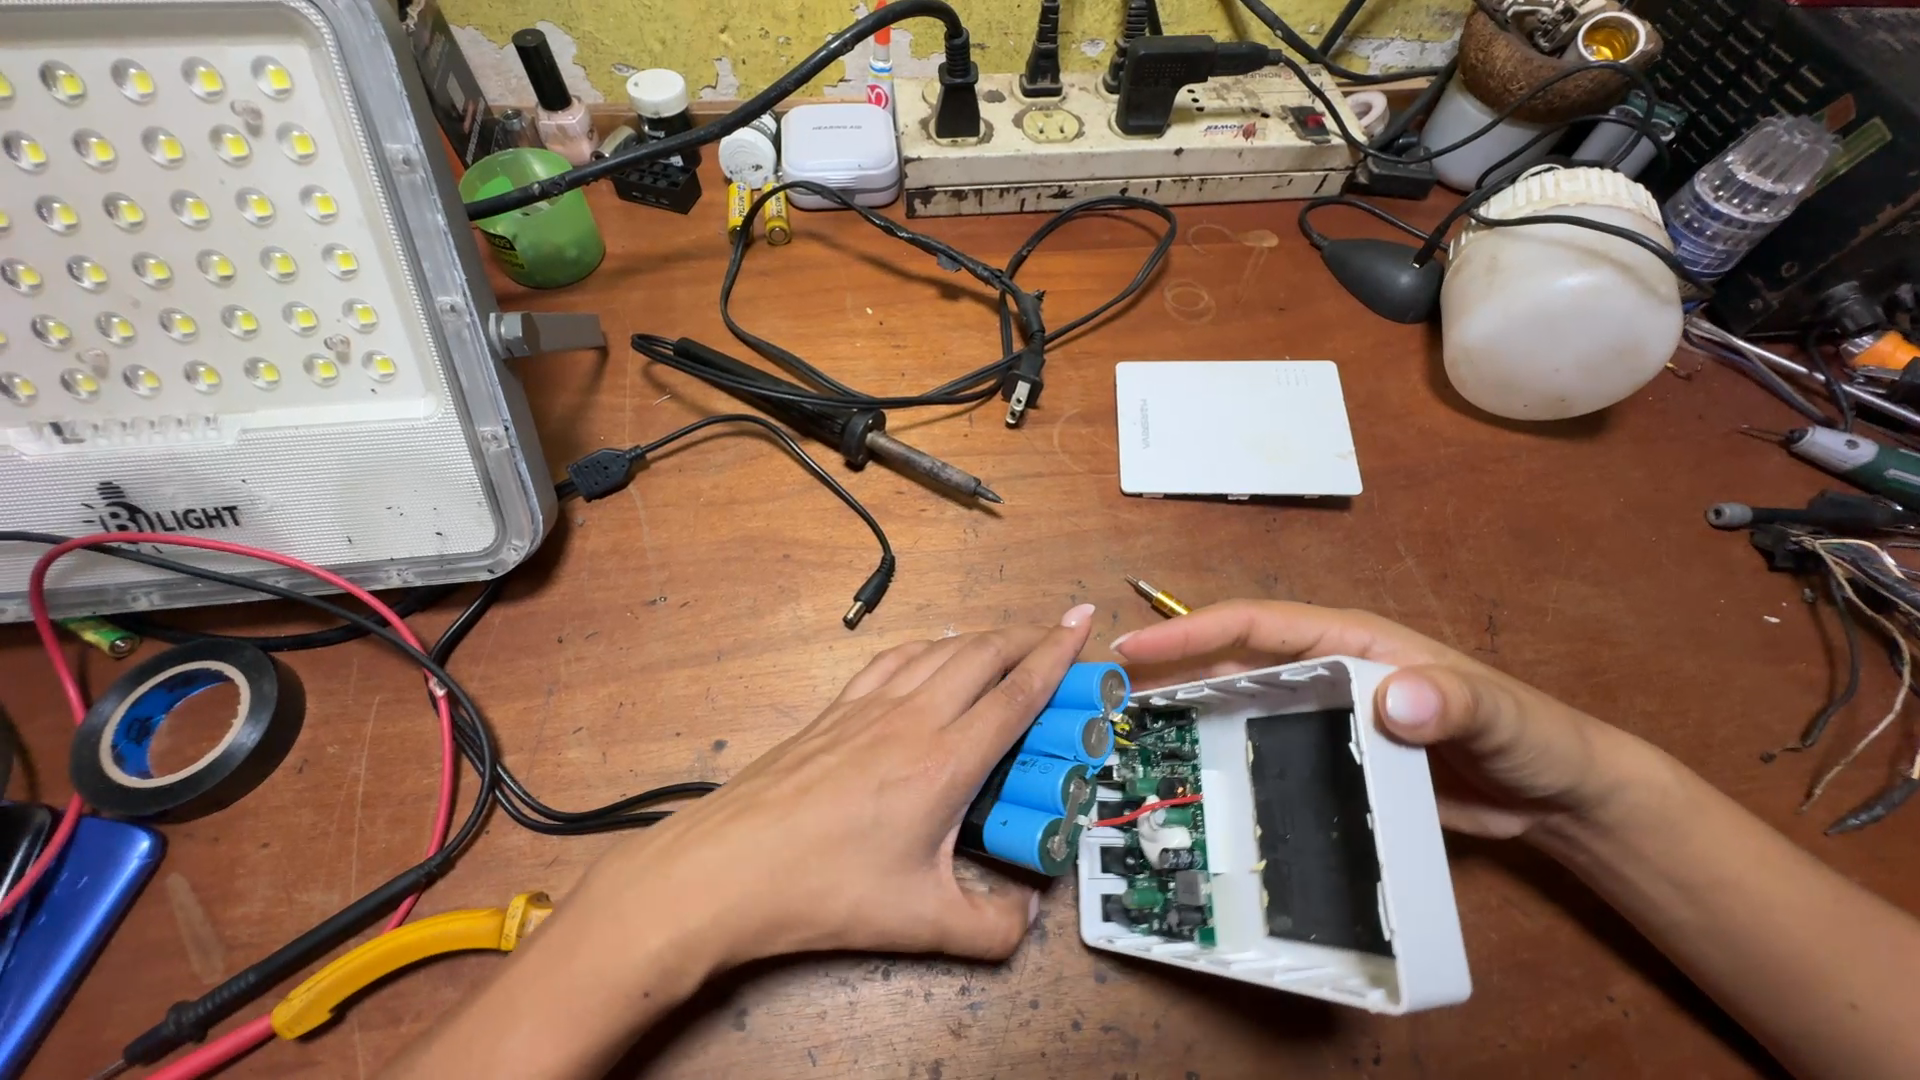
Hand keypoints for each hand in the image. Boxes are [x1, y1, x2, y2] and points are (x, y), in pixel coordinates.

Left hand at [571, 603, 1099, 970]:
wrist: (727, 869)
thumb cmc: (825, 890)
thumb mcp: (920, 924)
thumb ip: (991, 927)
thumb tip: (1027, 920)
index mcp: (944, 761)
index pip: (1016, 692)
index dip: (1056, 654)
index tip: (1081, 622)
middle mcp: (912, 718)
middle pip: (982, 654)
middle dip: (1026, 637)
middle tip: (1055, 636)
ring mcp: (867, 707)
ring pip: (938, 649)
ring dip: (979, 638)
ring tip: (1003, 645)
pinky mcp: (834, 710)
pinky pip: (892, 659)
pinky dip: (926, 648)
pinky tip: (929, 658)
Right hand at [1111, 601, 1666, 838]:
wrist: (1558, 796)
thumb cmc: (1534, 738)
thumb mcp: (1501, 717)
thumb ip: (1455, 702)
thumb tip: (1396, 699)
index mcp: (1351, 641)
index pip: (1256, 626)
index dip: (1190, 632)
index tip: (1132, 646)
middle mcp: (1325, 670)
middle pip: (1229, 661)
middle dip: (1168, 669)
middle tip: (1108, 695)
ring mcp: (1324, 713)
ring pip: (1238, 702)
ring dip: (1186, 711)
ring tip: (1132, 735)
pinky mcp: (1331, 754)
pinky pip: (1263, 745)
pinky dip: (1224, 752)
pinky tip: (1194, 775)